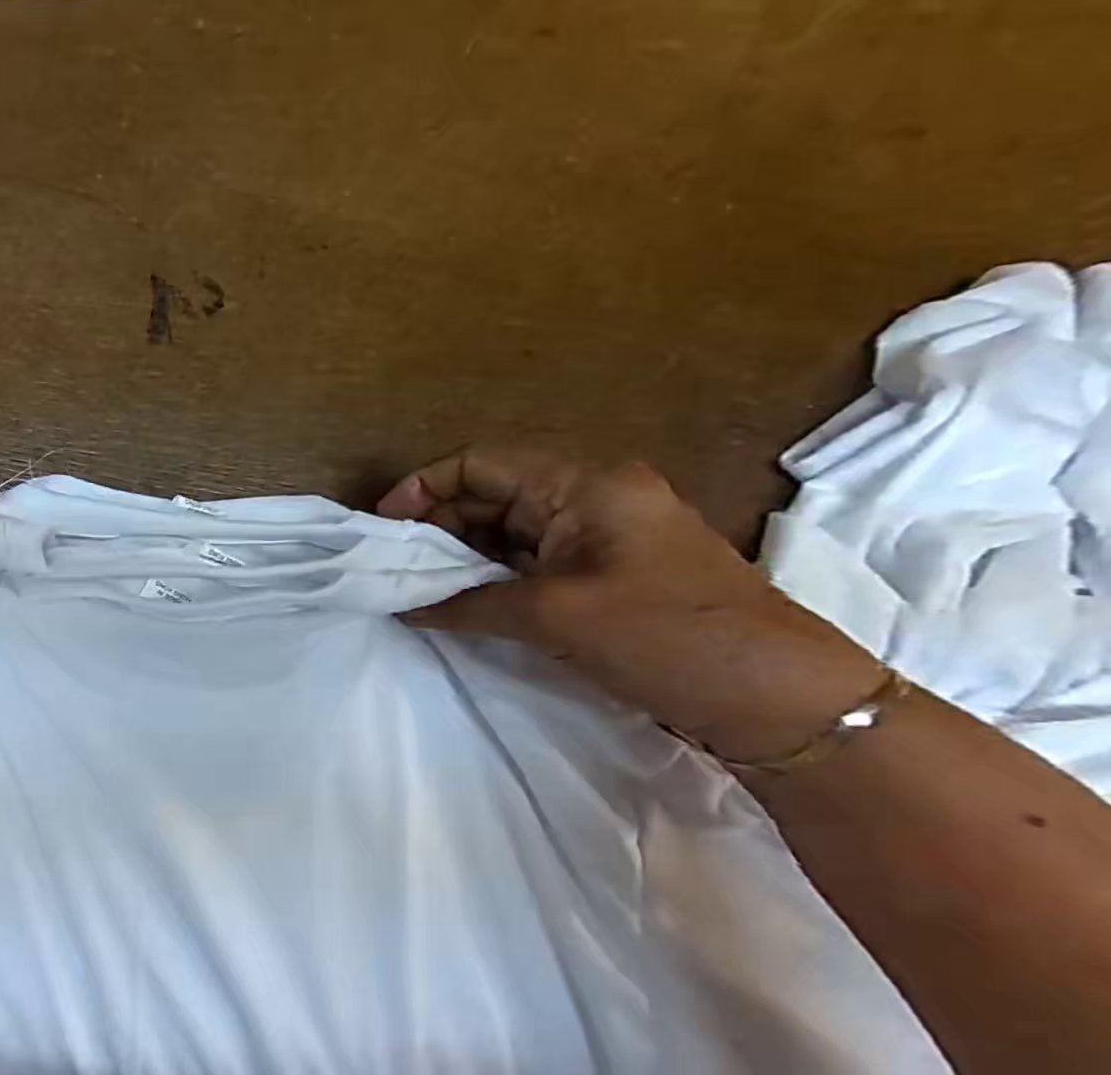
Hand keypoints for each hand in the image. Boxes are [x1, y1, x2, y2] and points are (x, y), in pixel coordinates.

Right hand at [378, 448, 886, 761]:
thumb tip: (404, 605)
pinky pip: (532, 564)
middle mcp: (591, 498)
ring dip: (463, 557)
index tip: (385, 523)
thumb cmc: (667, 637)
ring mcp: (602, 538)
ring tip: (417, 586)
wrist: (783, 703)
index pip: (483, 464)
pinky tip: (461, 602)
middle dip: (439, 526)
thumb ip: (469, 603)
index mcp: (585, 484)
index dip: (425, 487)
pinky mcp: (607, 575)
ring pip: (510, 533)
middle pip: (493, 495)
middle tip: (395, 564)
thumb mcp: (555, 616)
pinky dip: (493, 580)